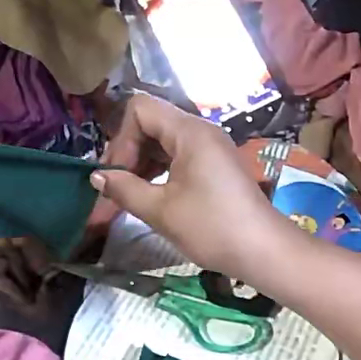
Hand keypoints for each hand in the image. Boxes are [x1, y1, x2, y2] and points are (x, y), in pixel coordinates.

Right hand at [91, 94, 299, 279]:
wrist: (263, 250)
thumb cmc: (211, 226)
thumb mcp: (161, 210)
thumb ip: (124, 189)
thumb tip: (97, 177)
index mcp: (189, 132)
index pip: (140, 109)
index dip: (120, 139)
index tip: (116, 175)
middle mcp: (201, 131)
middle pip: (151, 124)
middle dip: (127, 155)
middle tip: (113, 190)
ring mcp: (211, 148)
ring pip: (163, 143)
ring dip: (140, 166)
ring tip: (125, 198)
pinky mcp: (216, 166)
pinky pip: (178, 157)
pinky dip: (159, 173)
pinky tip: (149, 198)